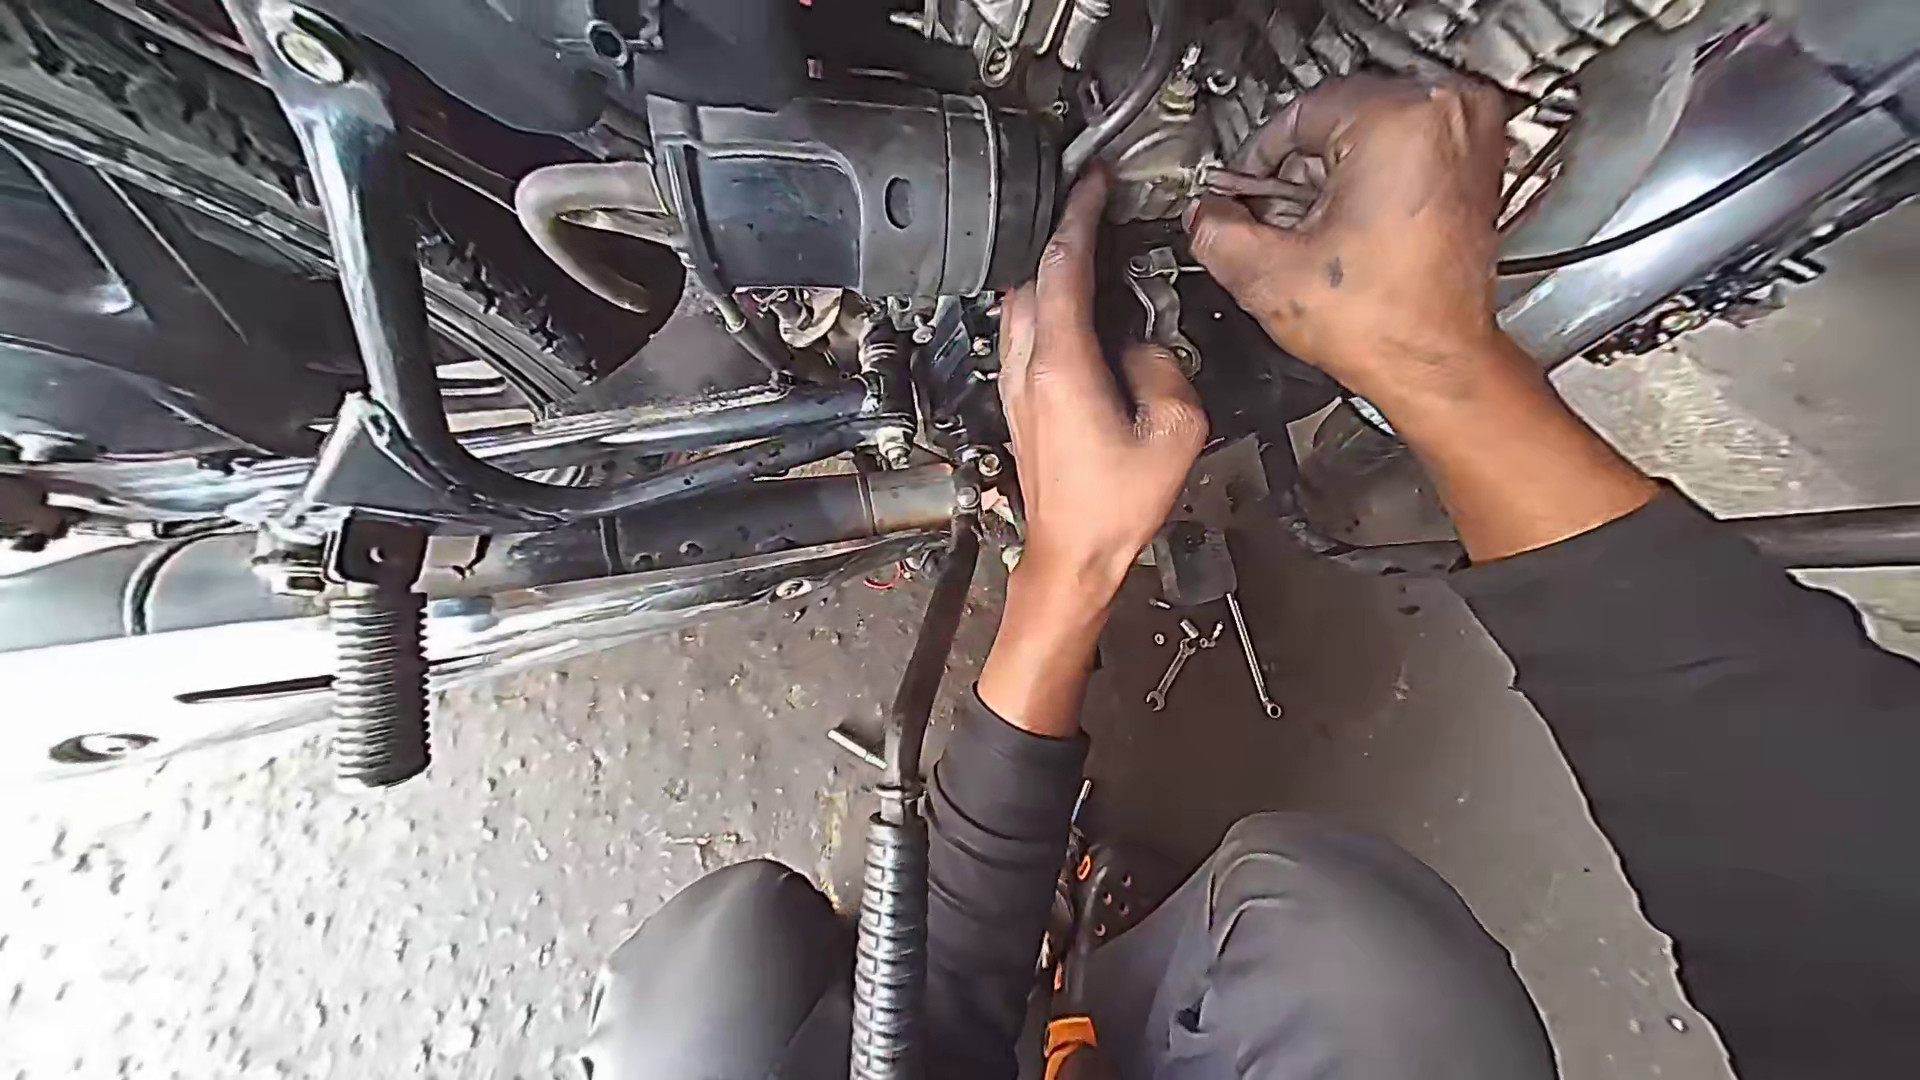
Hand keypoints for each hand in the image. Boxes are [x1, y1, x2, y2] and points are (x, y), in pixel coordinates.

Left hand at [978, 169, 1207, 735]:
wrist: (1070, 552)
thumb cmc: (1114, 506)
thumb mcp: (1173, 430)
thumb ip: (1160, 365)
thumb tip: (1139, 341)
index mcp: (1062, 368)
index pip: (1062, 267)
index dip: (1078, 216)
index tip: (1092, 184)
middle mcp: (1026, 372)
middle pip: (1030, 279)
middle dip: (1058, 237)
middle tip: (1093, 213)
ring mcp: (1014, 390)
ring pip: (1017, 307)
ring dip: (1046, 273)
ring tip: (1084, 254)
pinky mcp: (1016, 407)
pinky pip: (1021, 339)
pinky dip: (1042, 309)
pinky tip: (1070, 311)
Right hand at [1186, 76, 1511, 405]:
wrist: (1429, 360)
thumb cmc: (1376, 324)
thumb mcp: (1265, 276)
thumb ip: (1214, 234)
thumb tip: (1201, 216)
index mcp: (1398, 125)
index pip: (1298, 113)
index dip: (1250, 160)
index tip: (1233, 193)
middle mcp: (1446, 117)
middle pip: (1330, 124)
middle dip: (1283, 178)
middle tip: (1258, 221)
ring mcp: (1465, 142)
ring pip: (1360, 141)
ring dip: (1315, 185)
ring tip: (1296, 237)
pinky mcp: (1468, 171)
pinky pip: (1392, 158)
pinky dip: (1354, 189)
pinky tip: (1330, 235)